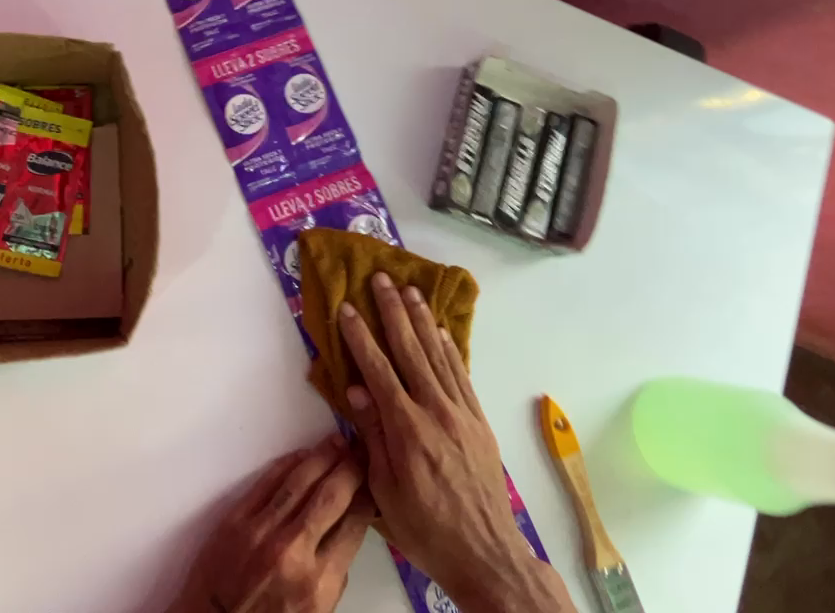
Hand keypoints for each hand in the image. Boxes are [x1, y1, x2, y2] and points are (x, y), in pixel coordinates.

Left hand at [168, 434, 374, 612]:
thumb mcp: (316, 611)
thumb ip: (334, 573)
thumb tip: (346, 529)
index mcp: (318, 583)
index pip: (352, 527)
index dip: (366, 499)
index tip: (373, 481)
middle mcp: (292, 551)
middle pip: (329, 497)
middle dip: (349, 469)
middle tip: (360, 450)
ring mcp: (261, 531)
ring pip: (298, 481)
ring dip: (321, 457)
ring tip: (336, 441)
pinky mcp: (236, 518)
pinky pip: (266, 482)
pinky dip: (287, 464)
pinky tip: (302, 454)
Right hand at [337, 272, 576, 612]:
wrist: (486, 554)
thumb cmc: (425, 527)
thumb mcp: (384, 489)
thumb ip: (372, 435)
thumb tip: (355, 389)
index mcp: (406, 428)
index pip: (378, 370)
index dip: (361, 336)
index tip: (348, 308)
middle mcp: (435, 411)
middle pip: (410, 350)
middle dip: (393, 312)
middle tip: (381, 280)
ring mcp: (461, 414)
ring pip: (437, 355)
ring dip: (422, 320)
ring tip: (410, 291)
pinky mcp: (478, 421)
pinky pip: (461, 375)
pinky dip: (449, 348)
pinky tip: (440, 331)